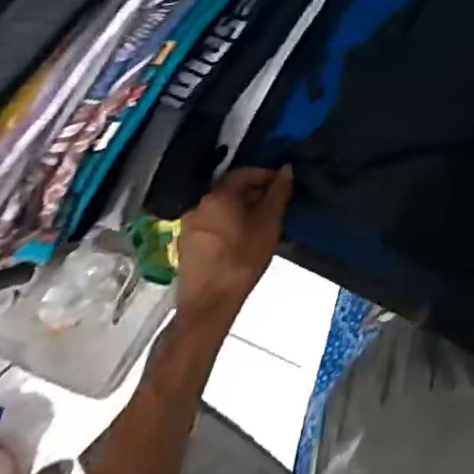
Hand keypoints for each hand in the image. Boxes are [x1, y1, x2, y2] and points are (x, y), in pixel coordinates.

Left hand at [176, 166, 293, 322]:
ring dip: (242, 208)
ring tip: (262, 221)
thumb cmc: (242, 259)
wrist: (209, 303)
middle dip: (255, 192)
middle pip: (231, 188)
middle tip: (275, 204)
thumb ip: (278, 193)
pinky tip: (243, 237)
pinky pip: (212, 221)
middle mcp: (199, 204)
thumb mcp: (269, 223)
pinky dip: (229, 221)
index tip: (283, 185)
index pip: (245, 172)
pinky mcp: (186, 243)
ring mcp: (189, 224)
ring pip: (221, 206)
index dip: (267, 175)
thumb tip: (286, 169)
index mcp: (217, 195)